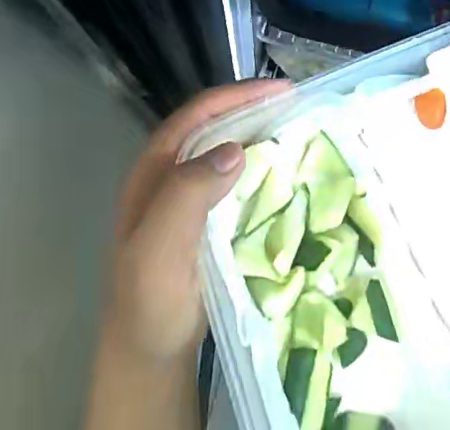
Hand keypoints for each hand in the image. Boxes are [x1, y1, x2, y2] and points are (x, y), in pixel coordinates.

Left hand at [93, 78, 288, 366]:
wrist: (147, 358)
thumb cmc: (149, 301)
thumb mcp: (160, 247)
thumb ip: (187, 194)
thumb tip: (235, 148)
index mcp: (155, 168)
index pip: (198, 114)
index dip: (237, 96)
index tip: (283, 91)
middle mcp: (171, 174)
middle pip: (214, 126)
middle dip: (253, 109)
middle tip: (300, 107)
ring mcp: (189, 198)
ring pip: (226, 152)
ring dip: (260, 137)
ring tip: (301, 132)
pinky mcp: (208, 222)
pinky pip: (238, 183)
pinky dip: (262, 172)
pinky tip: (289, 177)